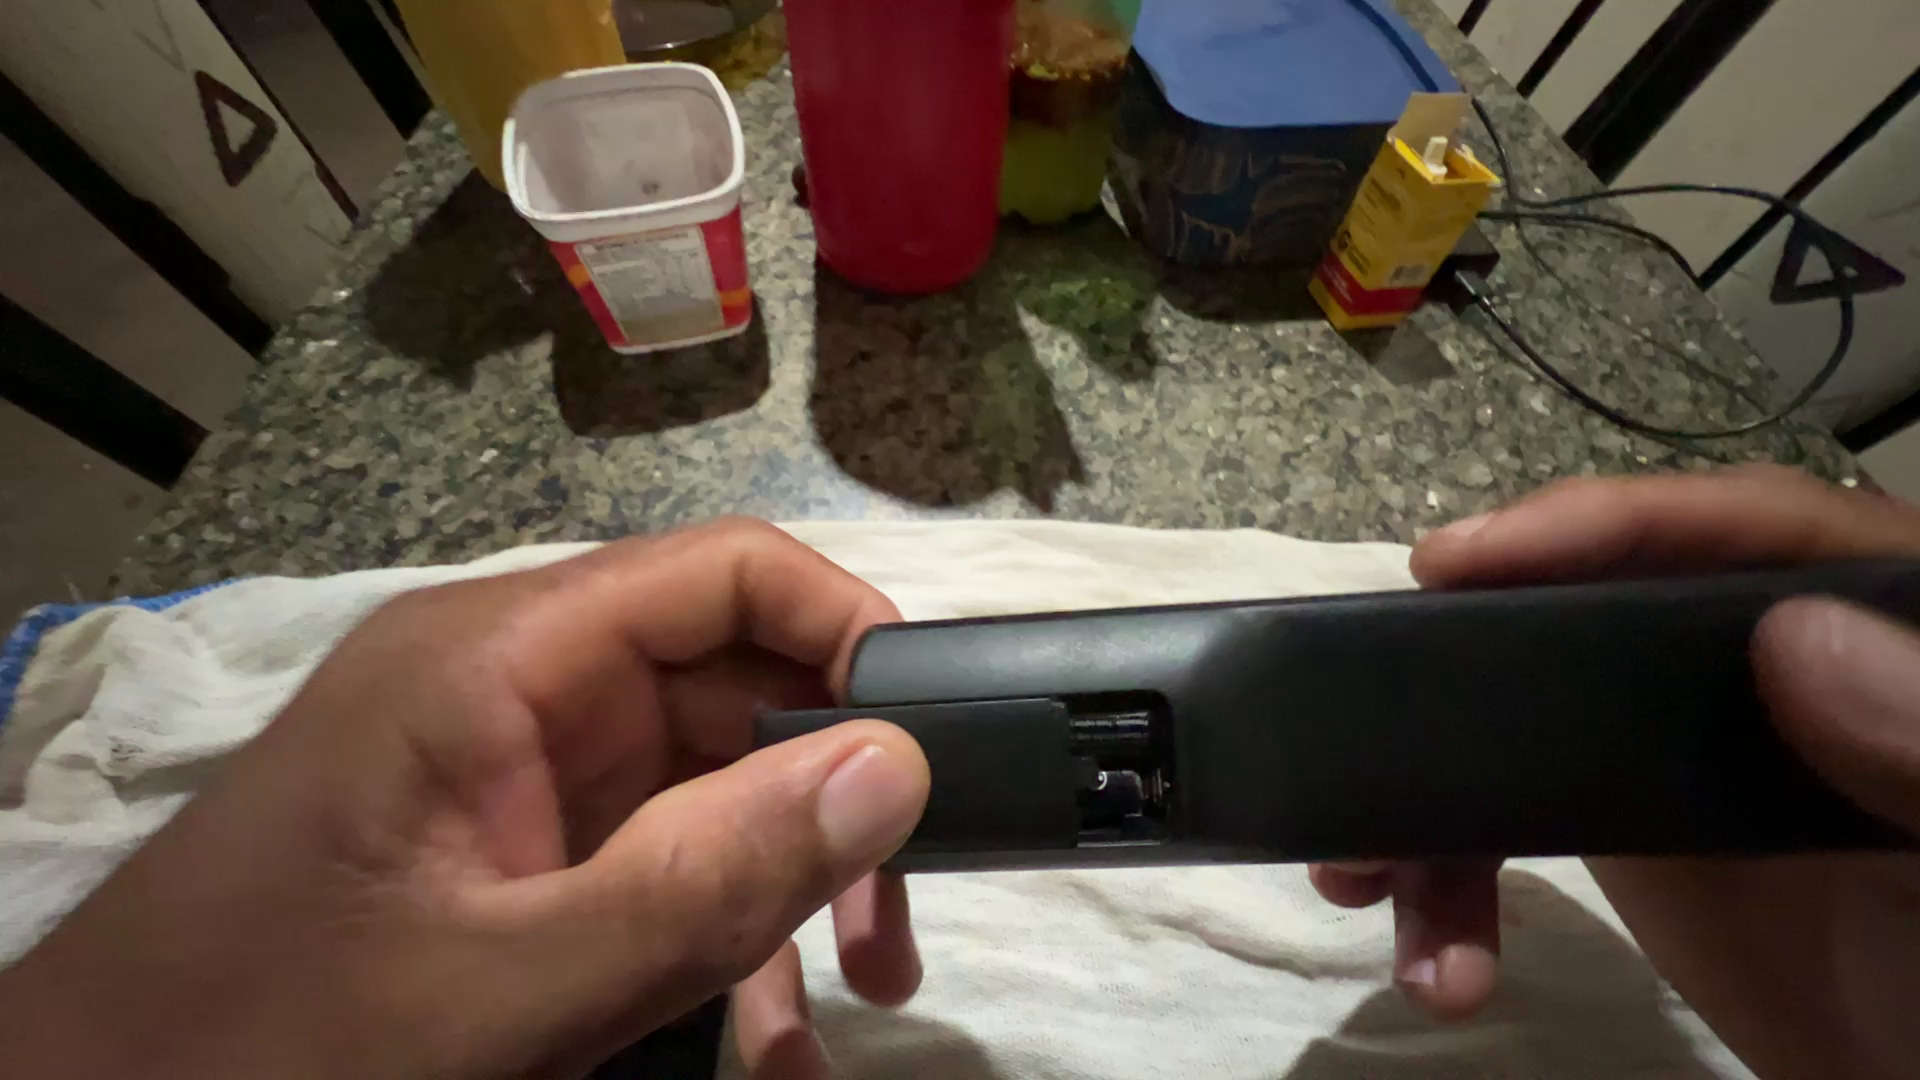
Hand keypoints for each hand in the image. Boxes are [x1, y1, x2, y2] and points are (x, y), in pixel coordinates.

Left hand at [0, 519, 929, 1079]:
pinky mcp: (554, 838)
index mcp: (510, 654)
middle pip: (745, 679)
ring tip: (871, 980)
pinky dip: (749, 927)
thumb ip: (703, 880)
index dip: (842, 625)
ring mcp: (551, 765)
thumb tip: (893, 770)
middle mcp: (543, 684)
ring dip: (807, 870)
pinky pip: (689, 850)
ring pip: (732, 774)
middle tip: (900, 905)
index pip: (726, 573)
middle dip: (839, 783)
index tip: (926, 729)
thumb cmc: (258, 1059)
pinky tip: (780, 1033)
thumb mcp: (499, 989)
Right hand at [1311, 466, 1919, 1078]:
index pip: (1725, 532)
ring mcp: (1653, 748)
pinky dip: (1443, 883)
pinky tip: (1431, 956)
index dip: (1582, 525)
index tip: (1449, 560)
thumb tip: (1794, 635)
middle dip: (1441, 667)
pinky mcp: (1601, 821)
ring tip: (1355, 873)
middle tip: (1351, 695)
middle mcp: (1733, 672)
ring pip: (1496, 730)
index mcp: (1860, 637)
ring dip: (1412, 805)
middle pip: (1562, 622)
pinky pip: (1490, 821)